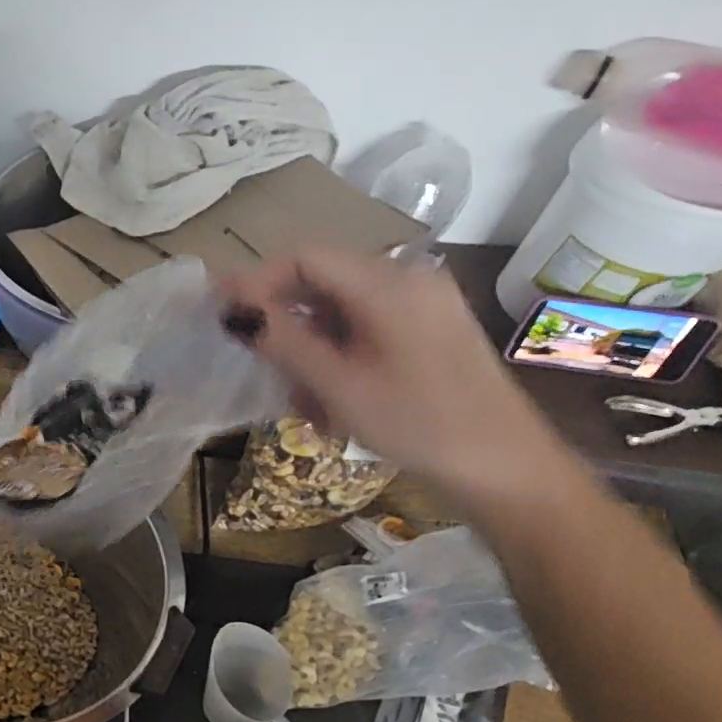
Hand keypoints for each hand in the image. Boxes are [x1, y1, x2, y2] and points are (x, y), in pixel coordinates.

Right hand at [220, 250, 573, 504]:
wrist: (501, 463)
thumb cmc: (416, 423)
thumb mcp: (337, 385)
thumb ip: (283, 341)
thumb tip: (233, 311)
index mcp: (389, 284)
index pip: (305, 258)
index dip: (255, 281)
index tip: (219, 314)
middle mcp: (408, 280)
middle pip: (320, 281)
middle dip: (281, 322)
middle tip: (255, 365)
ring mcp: (421, 304)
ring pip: (337, 310)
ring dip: (306, 348)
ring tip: (301, 402)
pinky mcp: (426, 329)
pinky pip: (362, 327)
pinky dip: (334, 356)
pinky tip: (329, 401)